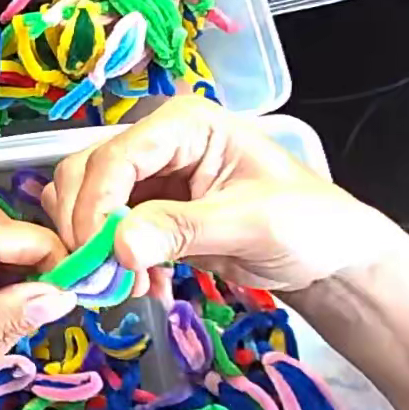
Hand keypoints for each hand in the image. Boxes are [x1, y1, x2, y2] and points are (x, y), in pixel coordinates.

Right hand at [42, 96, 400, 291]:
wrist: (329, 258)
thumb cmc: (309, 225)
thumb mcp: (252, 225)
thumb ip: (181, 230)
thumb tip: (117, 246)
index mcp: (183, 125)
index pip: (115, 156)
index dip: (96, 203)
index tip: (99, 256)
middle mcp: (153, 142)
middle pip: (84, 172)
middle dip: (85, 225)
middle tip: (104, 277)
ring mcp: (144, 176)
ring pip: (80, 199)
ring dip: (91, 244)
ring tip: (126, 283)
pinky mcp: (140, 208)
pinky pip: (98, 228)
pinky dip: (106, 258)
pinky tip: (141, 284)